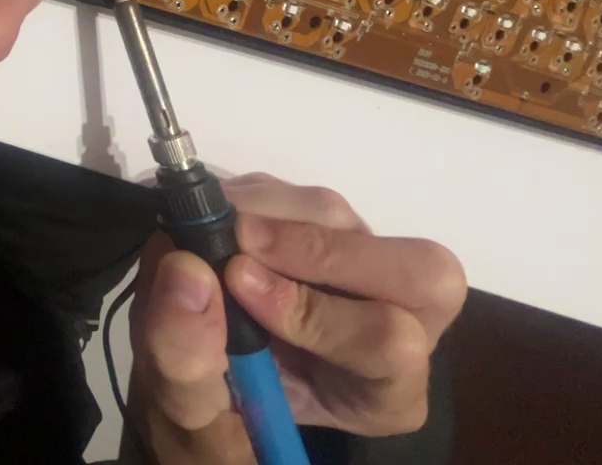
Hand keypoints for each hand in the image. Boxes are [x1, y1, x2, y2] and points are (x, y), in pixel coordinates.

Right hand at [128, 174, 466, 463]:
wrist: (182, 356)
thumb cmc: (196, 403)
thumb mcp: (183, 410)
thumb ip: (185, 357)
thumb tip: (185, 268)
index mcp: (378, 392)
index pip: (392, 347)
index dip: (318, 313)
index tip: (238, 282)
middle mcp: (387, 322)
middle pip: (418, 273)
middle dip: (319, 250)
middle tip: (236, 238)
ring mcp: (352, 262)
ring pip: (339, 218)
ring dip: (265, 215)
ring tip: (204, 236)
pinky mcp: (306, 221)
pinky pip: (287, 192)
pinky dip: (238, 199)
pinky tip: (207, 226)